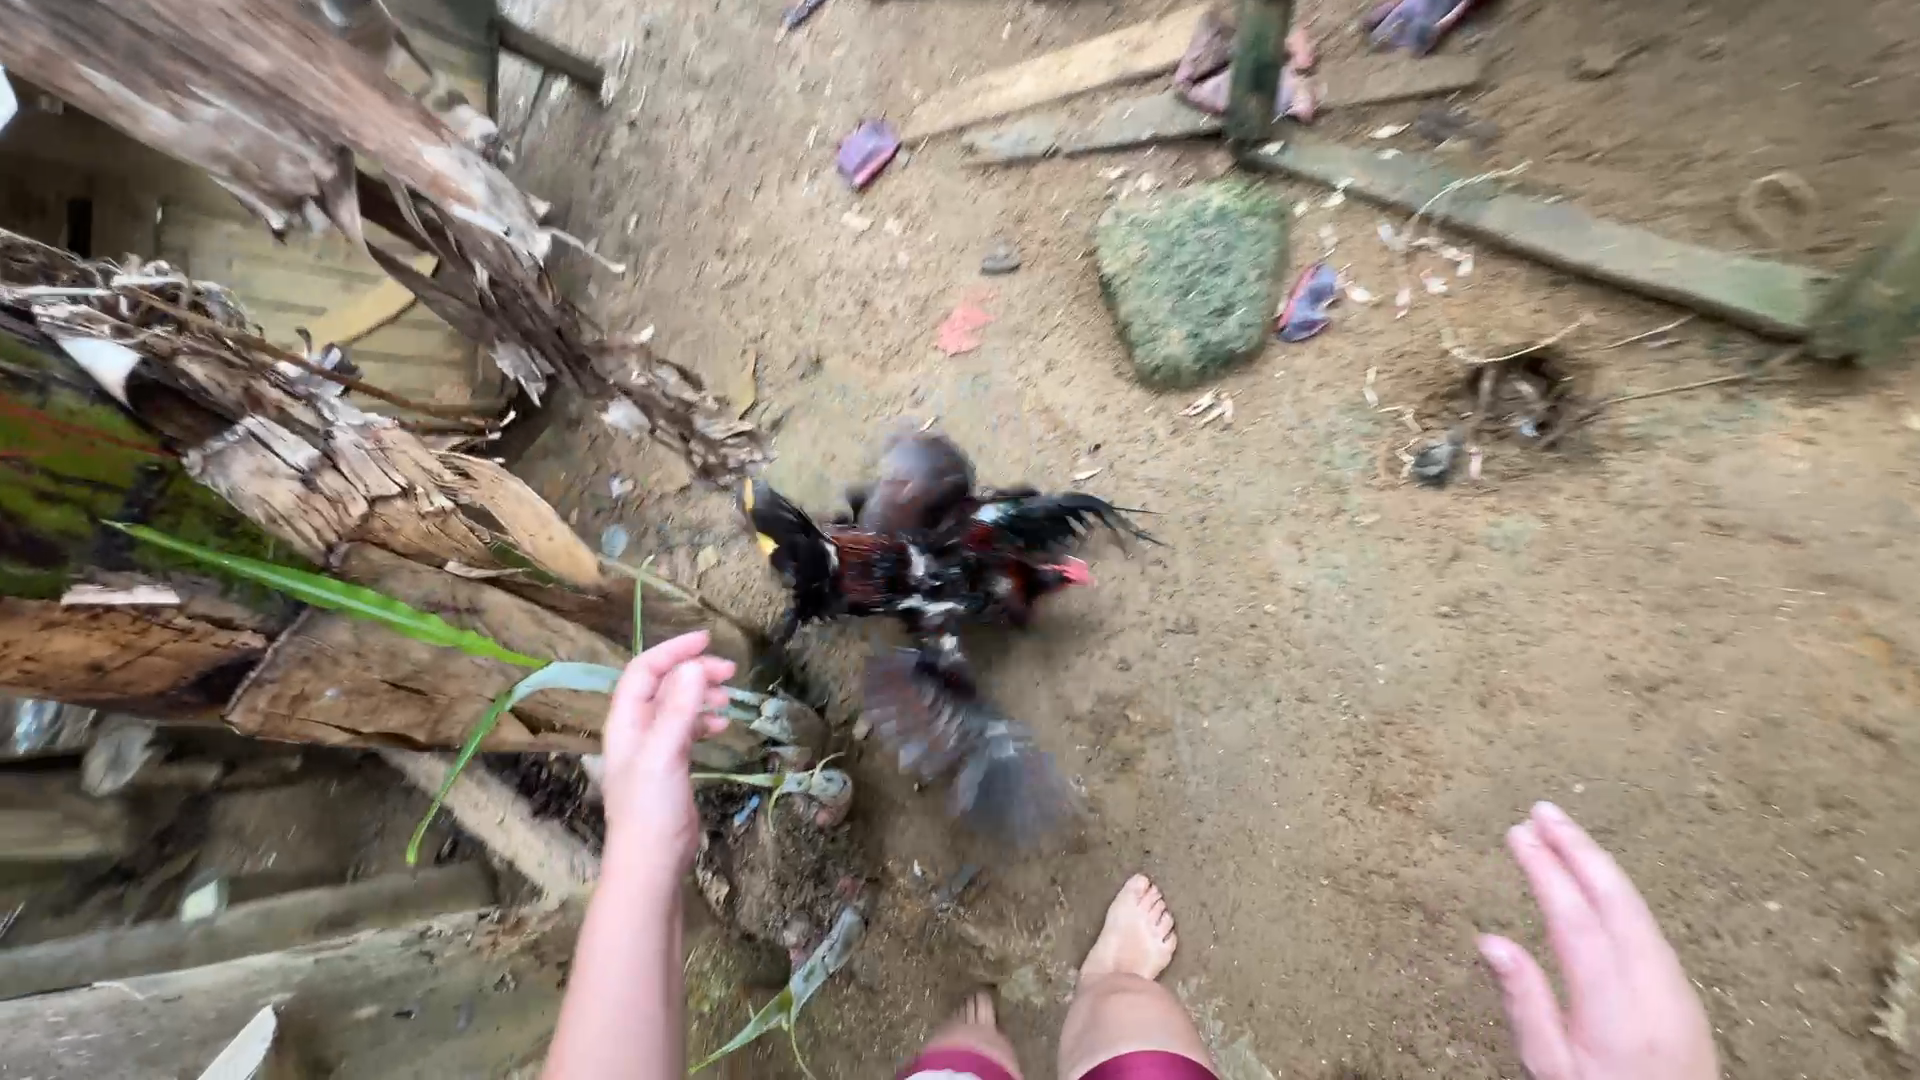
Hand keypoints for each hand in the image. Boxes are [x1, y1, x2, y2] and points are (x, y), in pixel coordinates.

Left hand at [599, 631, 735, 873]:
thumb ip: (679, 709)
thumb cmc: (651, 808)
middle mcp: (637, 729)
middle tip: (730, 670)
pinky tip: (721, 725)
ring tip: (729, 698)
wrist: (652, 862)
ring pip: (678, 705)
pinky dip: (705, 718)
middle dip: (694, 671)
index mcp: (626, 722)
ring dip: (702, 693)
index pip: (644, 670)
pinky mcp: (671, 765)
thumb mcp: (664, 754)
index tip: (707, 639)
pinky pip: (688, 727)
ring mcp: (654, 748)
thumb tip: (695, 667)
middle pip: (664, 684)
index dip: (672, 650)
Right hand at [1480, 802, 1718, 1079]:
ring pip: (1640, 911)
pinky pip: (1647, 925)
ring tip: (1560, 829)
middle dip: (1580, 850)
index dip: (1547, 872)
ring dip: (1598, 862)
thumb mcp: (1548, 1066)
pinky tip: (1593, 874)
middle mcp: (1657, 995)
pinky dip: (1615, 888)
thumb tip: (1490, 940)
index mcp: (1617, 1015)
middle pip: (1620, 907)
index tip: (1517, 832)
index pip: (1578, 925)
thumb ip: (1524, 1004)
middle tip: (1542, 809)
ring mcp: (1679, 992)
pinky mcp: (1682, 992)